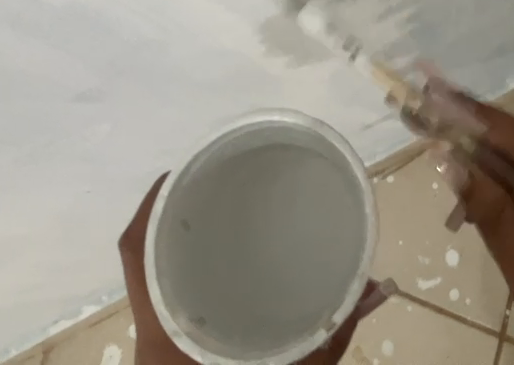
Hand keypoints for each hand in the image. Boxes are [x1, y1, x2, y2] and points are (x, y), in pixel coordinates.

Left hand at [118, 174, 390, 364]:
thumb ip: (332, 333)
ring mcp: (154, 346)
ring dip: (178, 246)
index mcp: (162, 330)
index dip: (152, 202)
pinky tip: (221, 270)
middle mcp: (149, 334)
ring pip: (152, 281)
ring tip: (220, 214)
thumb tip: (378, 286)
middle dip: (174, 217)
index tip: (186, 168)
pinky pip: (165, 304)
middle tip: (218, 186)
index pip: (135, 250)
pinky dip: (187, 278)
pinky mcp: (166, 356)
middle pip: (143, 257)